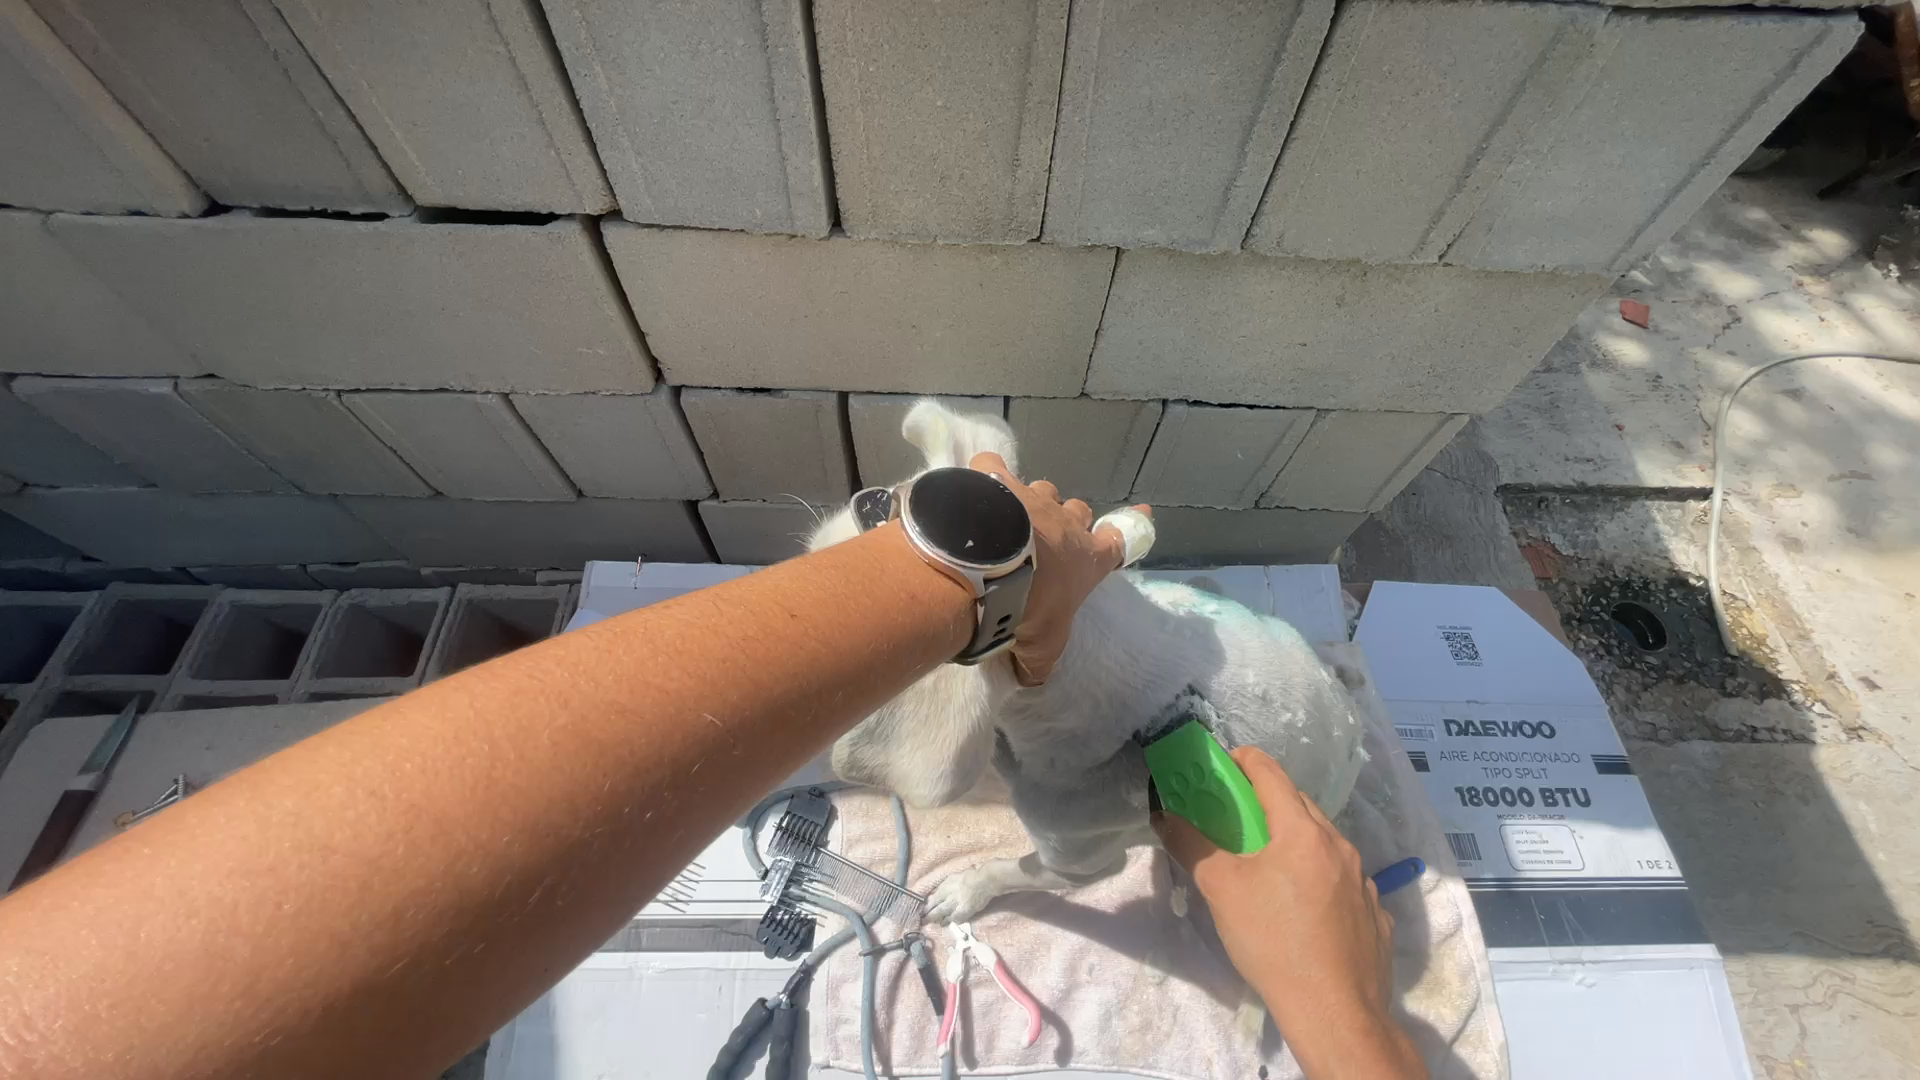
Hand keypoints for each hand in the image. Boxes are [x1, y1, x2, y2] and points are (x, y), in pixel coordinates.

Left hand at [967, 452, 1147, 685]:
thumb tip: (1031, 682)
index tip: (1137, 517)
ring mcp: (1032, 497)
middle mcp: (1066, 522)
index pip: (1118, 542)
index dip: (1123, 534)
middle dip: (1067, 521)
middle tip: (1045, 542)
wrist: (985, 570)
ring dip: (1030, 502)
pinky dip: (987, 477)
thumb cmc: (1027, 608)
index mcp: (1087, 559)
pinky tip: (975, 489)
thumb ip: (1039, 663)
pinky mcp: (997, 481)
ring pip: (1042, 489)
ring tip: (1007, 523)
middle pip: (1078, 510)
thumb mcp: (1041, 647)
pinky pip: (994, 468)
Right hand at [1154, 747, 1425, 1079]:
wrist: (1336, 1015)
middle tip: (1237, 815)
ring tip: (1268, 863)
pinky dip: (1320, 876)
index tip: (1224, 763)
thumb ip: (1190, 845)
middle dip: (1267, 800)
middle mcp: (1339, 846)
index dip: (1245, 760)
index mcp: (1302, 832)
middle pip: (1300, 804)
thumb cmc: (1272, 940)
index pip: (1271, 774)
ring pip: (1324, 842)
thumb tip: (1163, 816)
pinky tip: (1304, 905)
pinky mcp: (1376, 916)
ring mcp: (1364, 882)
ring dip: (1295, 838)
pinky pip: (1343, 879)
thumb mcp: (1219, 888)